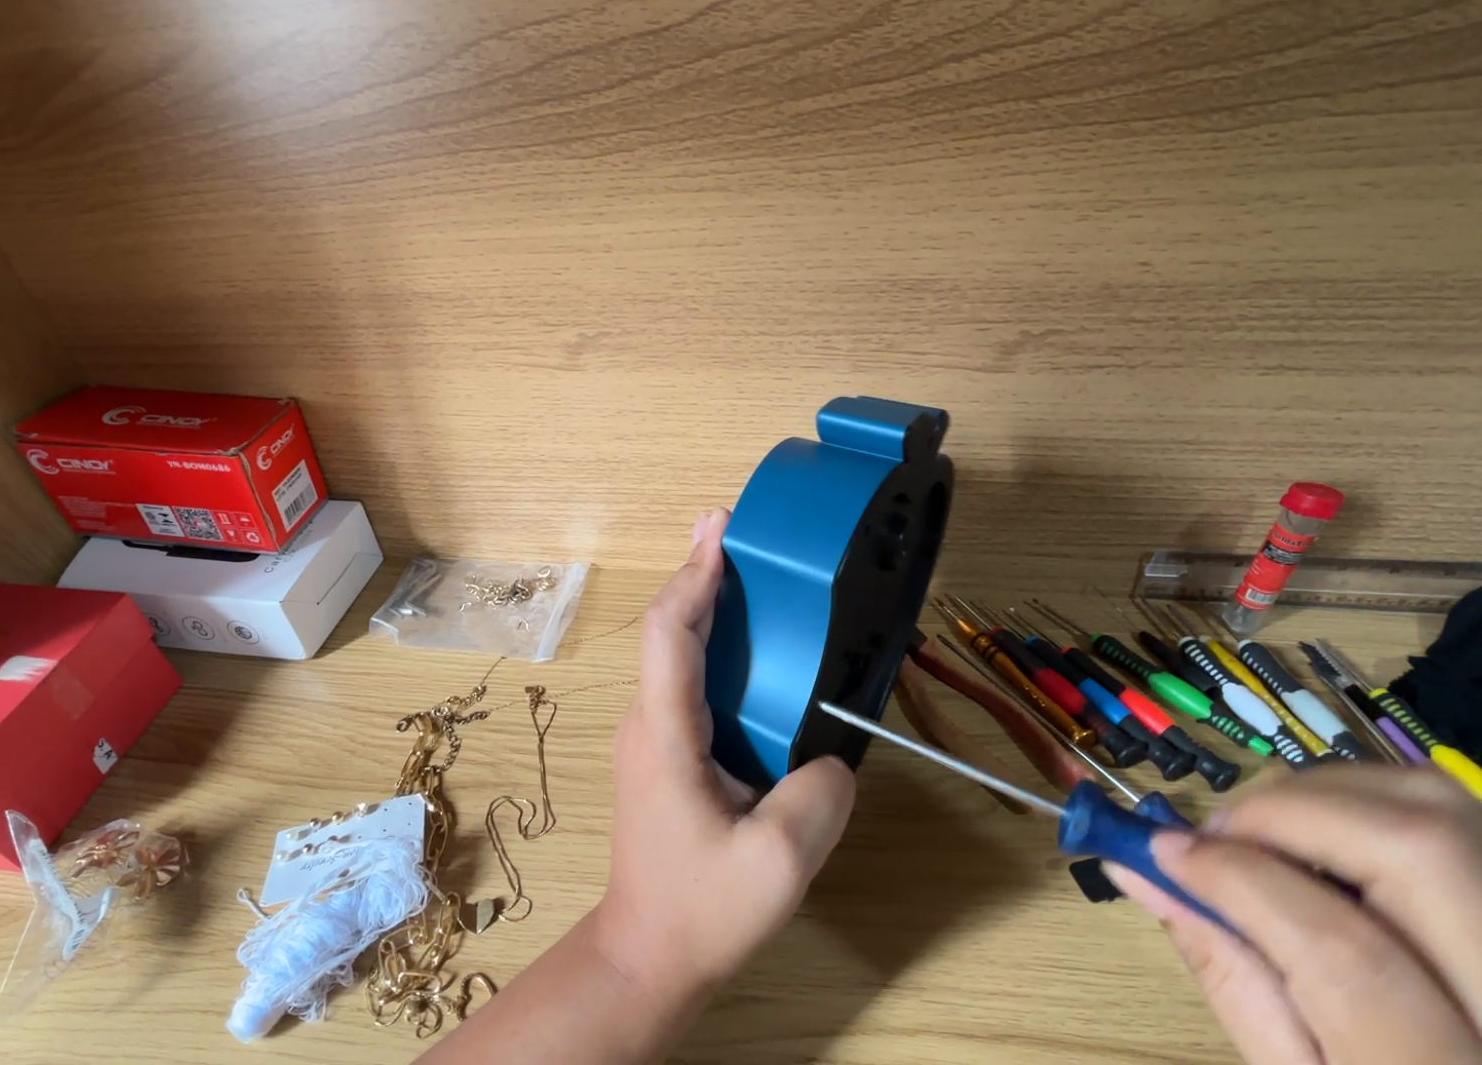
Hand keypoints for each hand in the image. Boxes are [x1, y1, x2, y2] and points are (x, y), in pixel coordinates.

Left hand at [591, 508, 857, 999]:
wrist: (648, 954)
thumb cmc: (702, 909)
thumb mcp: (780, 861)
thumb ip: (819, 796)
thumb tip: (833, 756)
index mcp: (666, 734)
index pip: (669, 634)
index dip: (694, 575)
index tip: (720, 528)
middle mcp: (649, 721)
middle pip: (670, 629)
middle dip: (704, 574)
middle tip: (746, 534)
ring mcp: (651, 735)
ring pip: (677, 653)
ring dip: (711, 606)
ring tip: (756, 574)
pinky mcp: (664, 751)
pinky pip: (688, 682)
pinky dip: (717, 647)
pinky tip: (757, 648)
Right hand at [1109, 766, 1481, 1064]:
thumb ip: (1231, 979)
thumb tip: (1142, 870)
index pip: (1344, 951)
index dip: (1236, 878)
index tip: (1164, 849)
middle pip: (1425, 850)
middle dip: (1291, 810)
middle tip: (1221, 829)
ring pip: (1459, 817)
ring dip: (1334, 794)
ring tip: (1269, 829)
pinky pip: (1481, 835)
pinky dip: (1380, 810)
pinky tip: (1330, 844)